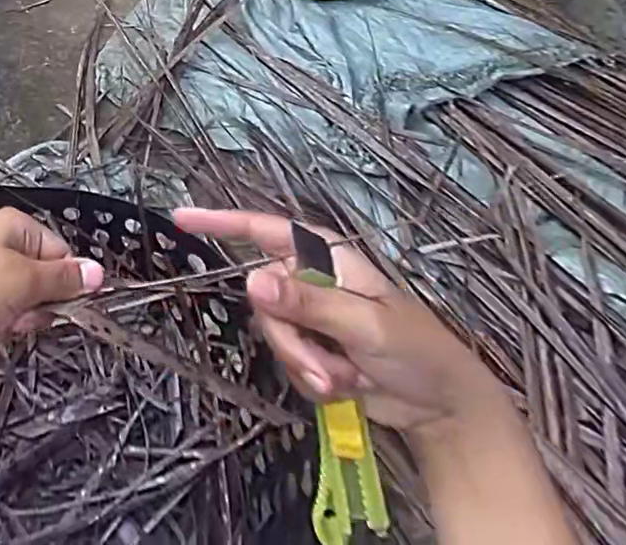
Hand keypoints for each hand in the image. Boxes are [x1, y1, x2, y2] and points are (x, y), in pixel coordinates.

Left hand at [0, 208, 103, 361]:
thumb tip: (98, 272)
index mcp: (15, 226)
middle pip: (42, 278)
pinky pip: (0, 312)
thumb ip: (64, 280)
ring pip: (22, 300)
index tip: (61, 303)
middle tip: (20, 311)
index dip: (65, 282)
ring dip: (17, 318)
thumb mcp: (25, 283)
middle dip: (37, 304)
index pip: (62, 252)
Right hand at [172, 207, 508, 439]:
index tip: (182, 217)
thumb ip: (306, 303)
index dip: (219, 221)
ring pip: (272, 332)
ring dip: (304, 363)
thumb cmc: (416, 348)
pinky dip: (311, 377)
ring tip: (342, 377)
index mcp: (322, 255)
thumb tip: (252, 281)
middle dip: (291, 339)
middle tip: (325, 367)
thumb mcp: (363, 323)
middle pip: (263, 297)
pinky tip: (343, 382)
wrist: (444, 408)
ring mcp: (305, 312)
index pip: (260, 229)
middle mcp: (306, 278)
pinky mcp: (307, 344)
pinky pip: (284, 357)